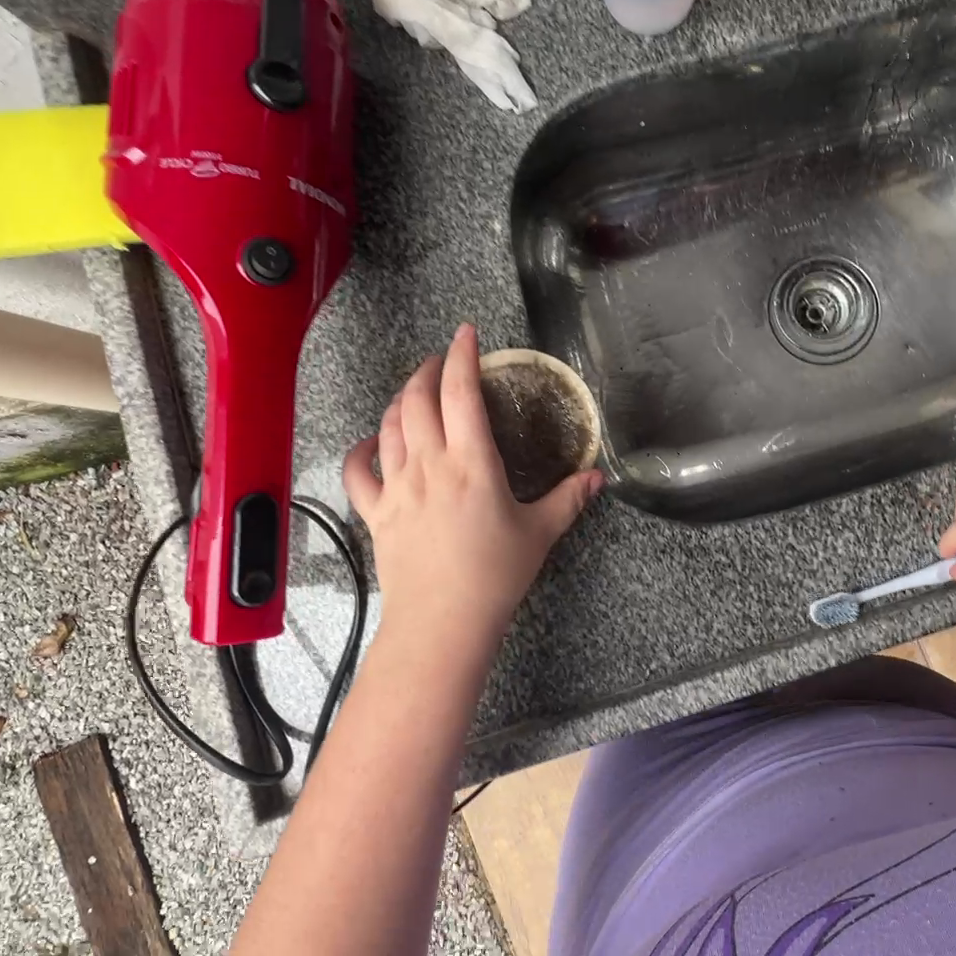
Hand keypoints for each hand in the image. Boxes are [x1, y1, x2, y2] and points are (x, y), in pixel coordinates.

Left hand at [342, 324, 601, 639]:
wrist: (442, 622)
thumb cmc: (495, 575)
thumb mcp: (540, 533)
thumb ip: (569, 498)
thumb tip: (597, 477)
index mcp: (472, 462)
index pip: (462, 393)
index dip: (462, 356)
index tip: (466, 333)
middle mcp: (429, 464)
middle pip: (418, 399)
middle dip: (428, 370)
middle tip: (442, 361)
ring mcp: (397, 487)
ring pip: (388, 426)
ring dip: (400, 400)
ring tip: (415, 391)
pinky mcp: (377, 513)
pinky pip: (358, 472)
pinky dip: (360, 450)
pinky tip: (370, 442)